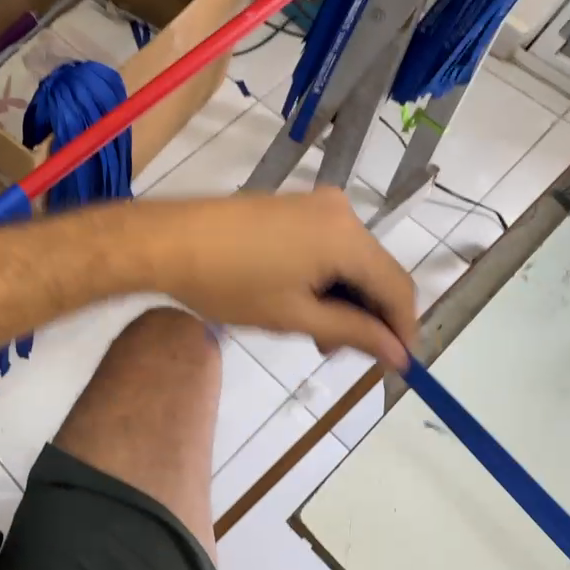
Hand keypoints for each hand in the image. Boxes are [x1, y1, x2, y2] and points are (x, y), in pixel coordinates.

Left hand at [139, 191, 417, 370]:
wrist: (167, 241)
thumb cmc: (228, 283)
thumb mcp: (294, 316)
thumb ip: (353, 332)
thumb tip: (398, 353)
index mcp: (347, 236)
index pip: (398, 287)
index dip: (402, 329)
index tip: (396, 366)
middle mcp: (339, 211)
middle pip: (374, 271)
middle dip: (365, 316)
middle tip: (335, 352)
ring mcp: (312, 203)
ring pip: (349, 260)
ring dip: (340, 299)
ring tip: (312, 333)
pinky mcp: (289, 205)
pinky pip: (325, 245)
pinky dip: (321, 276)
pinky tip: (297, 302)